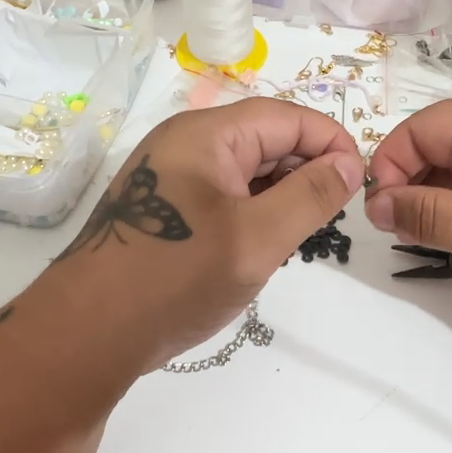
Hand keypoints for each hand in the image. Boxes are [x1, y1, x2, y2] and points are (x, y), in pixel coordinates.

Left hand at [43, 98, 363, 371]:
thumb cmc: (176, 280)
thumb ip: (310, 195)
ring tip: (304, 233)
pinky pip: (224, 196)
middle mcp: (186, 144)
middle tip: (336, 214)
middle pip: (265, 139)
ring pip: (246, 170)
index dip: (330, 141)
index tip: (363, 181)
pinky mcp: (165, 210)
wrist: (88, 335)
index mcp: (206, 135)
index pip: (286, 117)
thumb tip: (349, 162)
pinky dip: (254, 212)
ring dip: (282, 194)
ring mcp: (172, 177)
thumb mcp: (258, 238)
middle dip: (307, 168)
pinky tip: (266, 244)